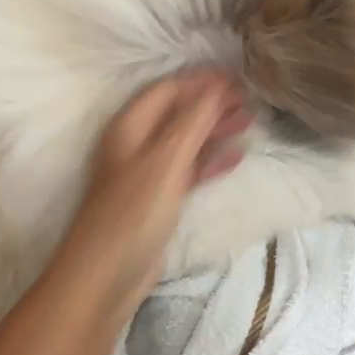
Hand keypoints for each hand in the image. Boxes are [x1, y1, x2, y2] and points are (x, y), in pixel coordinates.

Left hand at [59, 70, 250, 294]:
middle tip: (249, 98)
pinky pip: (189, 169)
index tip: (237, 77)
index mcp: (130, 128)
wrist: (106, 277)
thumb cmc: (132, 214)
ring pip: (186, 140)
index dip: (201, 81)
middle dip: (212, 104)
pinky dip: (211, 160)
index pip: (169, 90)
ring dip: (215, 129)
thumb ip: (192, 122)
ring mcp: (147, 173)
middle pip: (178, 113)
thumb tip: (218, 85)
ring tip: (249, 121)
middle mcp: (136, 145)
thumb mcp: (165, 161)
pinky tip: (236, 157)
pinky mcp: (158, 200)